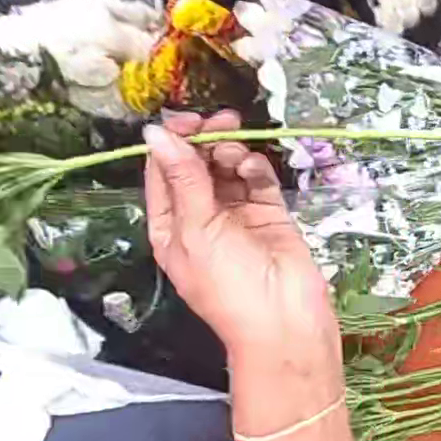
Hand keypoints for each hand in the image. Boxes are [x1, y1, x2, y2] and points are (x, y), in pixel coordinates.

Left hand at [143, 111, 338, 369]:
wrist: (284, 319)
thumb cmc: (230, 285)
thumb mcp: (196, 230)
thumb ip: (183, 179)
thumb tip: (156, 133)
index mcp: (172, 226)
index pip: (164, 173)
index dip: (172, 143)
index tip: (187, 120)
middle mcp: (203, 217)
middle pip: (198, 166)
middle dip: (206, 142)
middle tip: (221, 124)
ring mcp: (239, 216)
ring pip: (230, 170)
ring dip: (231, 153)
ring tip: (237, 154)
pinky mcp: (271, 215)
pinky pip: (259, 182)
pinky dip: (255, 170)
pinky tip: (254, 169)